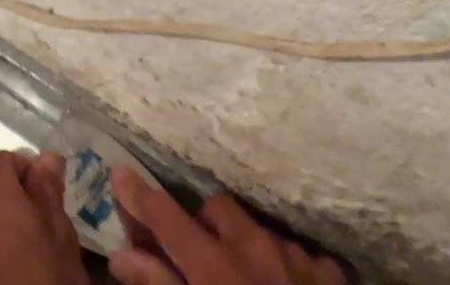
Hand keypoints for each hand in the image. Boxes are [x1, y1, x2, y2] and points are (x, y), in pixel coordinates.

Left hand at [0, 150, 88, 284]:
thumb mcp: (60, 233)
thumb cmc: (45, 277)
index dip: (27, 173)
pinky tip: (7, 273)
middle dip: (13, 201)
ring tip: (25, 256)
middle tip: (41, 230)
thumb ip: (49, 189)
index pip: (4, 160)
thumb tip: (47, 156)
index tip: (47, 198)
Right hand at [109, 167, 348, 284]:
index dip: (139, 195)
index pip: (166, 216)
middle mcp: (255, 247)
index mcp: (216, 266)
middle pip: (216, 208)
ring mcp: (297, 257)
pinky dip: (285, 266)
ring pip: (257, 229)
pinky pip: (299, 253)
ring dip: (243, 245)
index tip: (119, 175)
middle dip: (202, 225)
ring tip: (244, 280)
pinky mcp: (331, 274)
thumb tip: (121, 256)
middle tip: (198, 257)